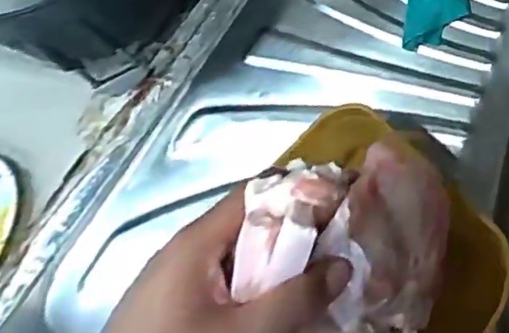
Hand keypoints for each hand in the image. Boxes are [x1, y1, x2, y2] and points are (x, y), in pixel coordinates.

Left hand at [105, 187, 350, 332]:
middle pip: (252, 223)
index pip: (261, 189)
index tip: (344, 202)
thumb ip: (299, 295)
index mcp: (193, 243)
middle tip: (335, 244)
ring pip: (239, 259)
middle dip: (298, 231)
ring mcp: (168, 290)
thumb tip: (344, 265)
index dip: (306, 189)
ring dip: (277, 266)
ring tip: (311, 280)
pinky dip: (252, 291)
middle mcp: (180, 256)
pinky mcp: (164, 320)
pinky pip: (221, 288)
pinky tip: (272, 311)